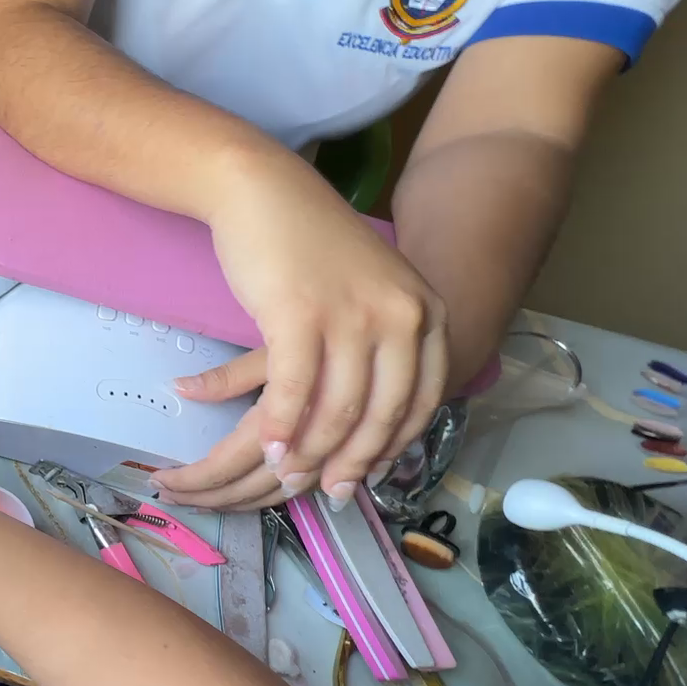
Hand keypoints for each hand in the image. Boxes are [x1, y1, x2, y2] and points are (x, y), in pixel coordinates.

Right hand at [189, 192, 447, 507]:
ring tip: (287, 477)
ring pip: (338, 405)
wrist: (265, 193)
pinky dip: (281, 423)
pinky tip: (265, 446)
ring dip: (312, 451)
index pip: (418, 398)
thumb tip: (357, 388)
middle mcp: (400, 316)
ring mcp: (352, 316)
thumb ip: (371, 334)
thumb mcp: (359, 288)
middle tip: (329, 493)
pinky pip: (293, 386)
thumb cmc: (303, 243)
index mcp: (421, 313)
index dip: (391, 447)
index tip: (363, 475)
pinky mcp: (300, 316)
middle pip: (383, 410)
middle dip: (354, 460)